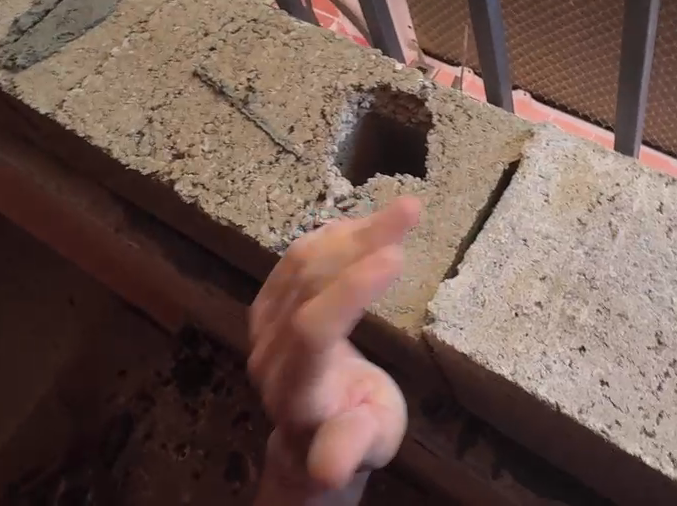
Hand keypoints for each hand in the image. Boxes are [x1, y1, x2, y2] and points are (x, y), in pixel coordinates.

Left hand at [249, 196, 421, 504]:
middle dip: (364, 242)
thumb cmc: (357, 433)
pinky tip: (366, 222)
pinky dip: (335, 234)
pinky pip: (296, 257)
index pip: (314, 329)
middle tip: (412, 210)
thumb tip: (331, 466)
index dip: (351, 289)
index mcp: (298, 391)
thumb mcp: (368, 447)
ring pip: (303, 261)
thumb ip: (350, 447)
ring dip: (355, 230)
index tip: (397, 255)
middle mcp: (270, 353)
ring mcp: (264, 324)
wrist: (314, 431)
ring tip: (402, 210)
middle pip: (310, 283)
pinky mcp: (268, 303)